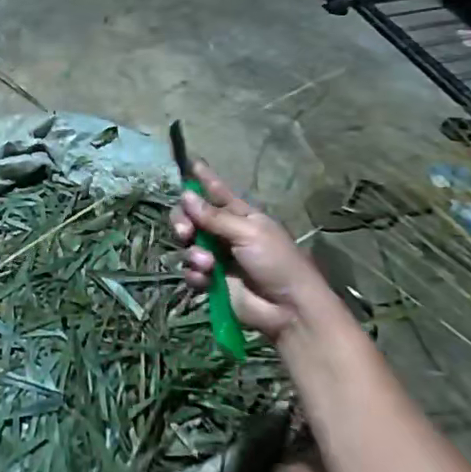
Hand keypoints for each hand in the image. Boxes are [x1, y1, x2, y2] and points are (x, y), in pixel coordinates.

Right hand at [171, 159, 347, 340]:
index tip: (190, 164)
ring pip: (187, 245)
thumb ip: (214, 216)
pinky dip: (195, 274)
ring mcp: (217, 257)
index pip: (218, 192)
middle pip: (192, 217)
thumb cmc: (276, 262)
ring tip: (207, 264)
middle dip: (183, 221)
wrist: (287, 308)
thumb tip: (185, 195)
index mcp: (241, 216)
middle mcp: (226, 233)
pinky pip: (190, 271)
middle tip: (184, 232)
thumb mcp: (248, 232)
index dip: (204, 179)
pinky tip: (205, 279)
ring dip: (193, 253)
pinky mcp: (211, 281)